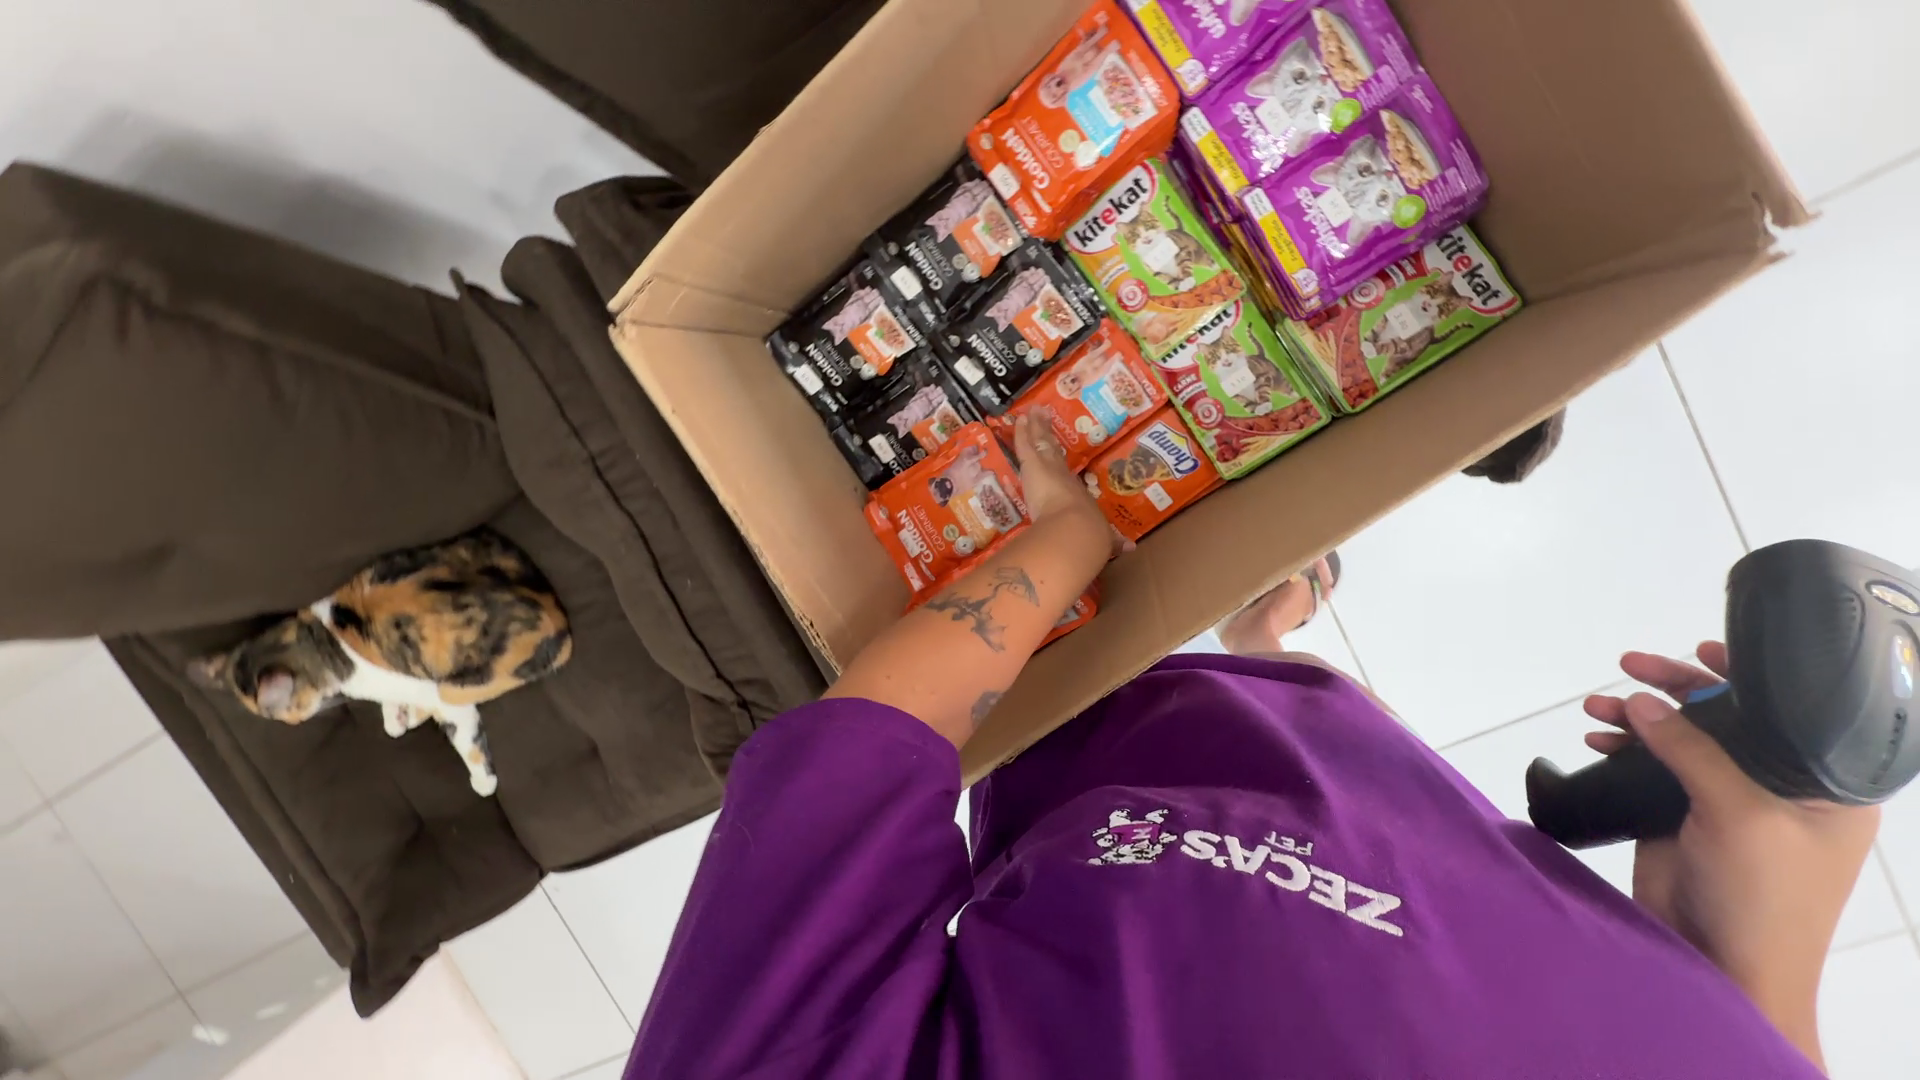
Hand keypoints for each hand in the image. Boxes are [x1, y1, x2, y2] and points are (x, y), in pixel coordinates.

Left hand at [1012, 414, 1119, 551]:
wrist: (1077, 531)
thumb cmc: (1089, 536)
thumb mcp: (1102, 540)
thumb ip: (1113, 542)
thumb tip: (1130, 548)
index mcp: (1076, 494)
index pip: (1067, 475)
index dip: (1062, 463)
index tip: (1059, 453)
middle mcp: (1064, 477)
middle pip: (1054, 452)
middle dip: (1049, 436)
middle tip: (1045, 418)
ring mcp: (1049, 468)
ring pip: (1041, 443)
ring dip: (1036, 427)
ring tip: (1032, 412)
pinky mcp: (1034, 466)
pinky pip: (1027, 445)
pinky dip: (1023, 431)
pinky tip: (1021, 418)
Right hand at [1584, 644, 1880, 1063]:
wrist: (1720, 961)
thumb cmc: (1761, 895)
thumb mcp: (1737, 814)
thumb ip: (1691, 752)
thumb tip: (1644, 701)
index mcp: (1822, 786)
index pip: (1787, 714)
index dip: (1745, 677)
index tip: (1698, 648)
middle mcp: (1777, 786)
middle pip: (1725, 718)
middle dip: (1675, 689)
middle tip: (1629, 666)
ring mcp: (1726, 800)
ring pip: (1682, 738)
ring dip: (1640, 717)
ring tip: (1598, 708)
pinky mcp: (1682, 814)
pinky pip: (1652, 765)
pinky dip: (1625, 746)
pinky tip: (1600, 739)